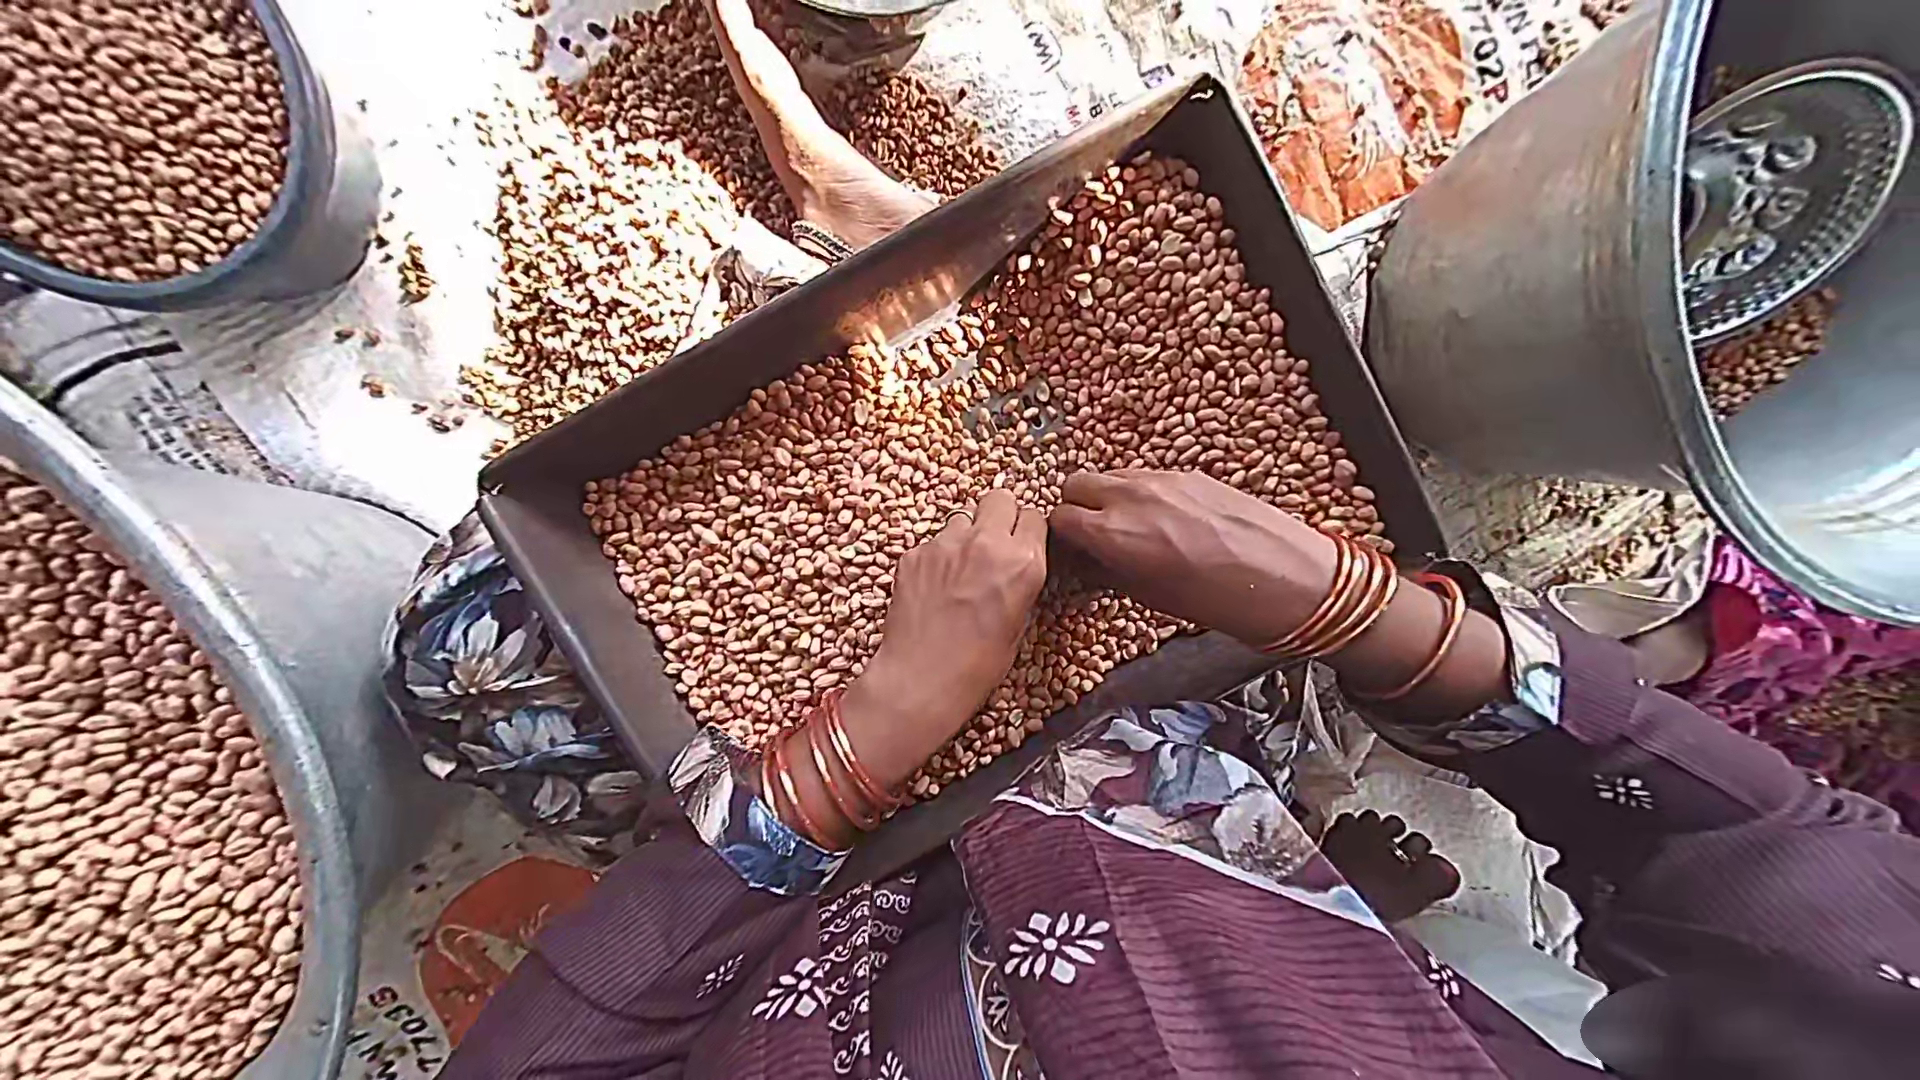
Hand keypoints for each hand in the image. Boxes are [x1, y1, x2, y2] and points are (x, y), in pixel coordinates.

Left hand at [839, 489, 1047, 786]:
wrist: (921, 680)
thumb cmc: (976, 666)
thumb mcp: (1019, 623)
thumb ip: (1021, 579)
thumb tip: (1016, 562)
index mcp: (1023, 563)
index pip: (1034, 516)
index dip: (1028, 530)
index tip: (1023, 541)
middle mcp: (986, 544)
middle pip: (999, 498)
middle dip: (1000, 515)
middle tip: (994, 543)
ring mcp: (946, 544)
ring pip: (963, 516)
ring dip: (967, 534)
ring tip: (961, 568)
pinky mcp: (915, 552)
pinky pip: (934, 540)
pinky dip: (938, 555)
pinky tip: (936, 585)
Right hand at [1048, 469, 1339, 646]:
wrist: (1293, 580)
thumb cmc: (1222, 601)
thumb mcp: (1151, 597)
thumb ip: (1108, 571)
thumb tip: (1087, 561)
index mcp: (1115, 533)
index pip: (1059, 517)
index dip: (1059, 534)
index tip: (1067, 547)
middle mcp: (1132, 497)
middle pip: (1076, 483)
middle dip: (1075, 506)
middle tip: (1088, 531)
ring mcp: (1163, 479)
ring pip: (1111, 475)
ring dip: (1105, 495)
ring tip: (1125, 525)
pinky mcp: (1190, 473)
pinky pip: (1146, 476)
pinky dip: (1138, 492)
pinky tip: (1160, 518)